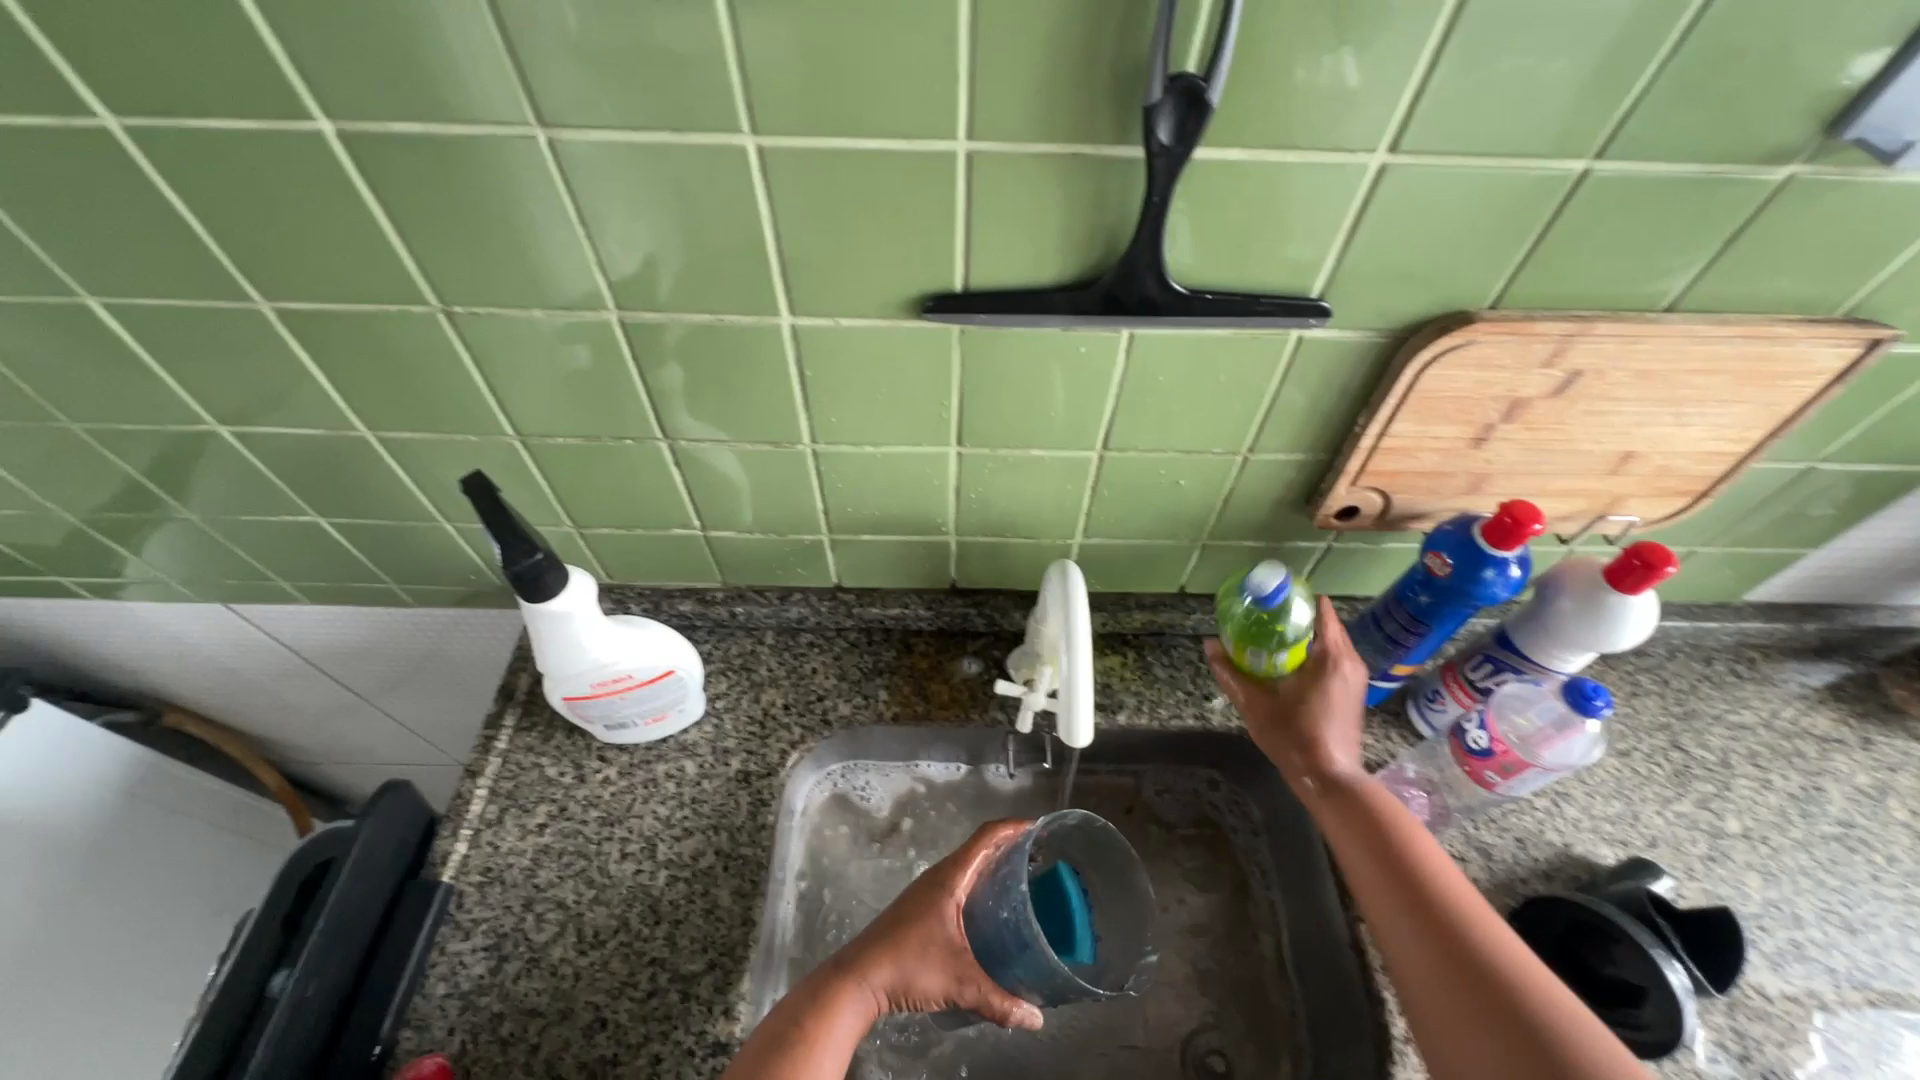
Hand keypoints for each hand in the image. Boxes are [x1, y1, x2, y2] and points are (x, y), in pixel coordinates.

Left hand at [831, 819, 1044, 1031]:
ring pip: (967, 869)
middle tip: (1041, 862)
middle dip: (1010, 849)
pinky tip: (992, 913)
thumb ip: (1000, 1002)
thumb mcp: (960, 984)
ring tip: (1023, 884)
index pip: (986, 837)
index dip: (1013, 828)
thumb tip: (1037, 1020)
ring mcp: (927, 892)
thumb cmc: (908, 966)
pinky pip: (958, 885)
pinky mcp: (921, 909)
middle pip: (979, 849)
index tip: (1041, 829)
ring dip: (993, 869)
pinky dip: (979, 887)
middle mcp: (939, 877)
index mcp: (950, 878)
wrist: (857, 979)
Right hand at [1206, 595, 1368, 795]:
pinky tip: (1288, 664)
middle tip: (1265, 617)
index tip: (1273, 597)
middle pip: (1325, 626)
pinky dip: (1314, 654)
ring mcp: (1355, 678)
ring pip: (1330, 644)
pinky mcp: (1353, 692)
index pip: (1321, 611)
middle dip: (1297, 619)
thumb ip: (1231, 672)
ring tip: (1273, 637)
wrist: (1328, 778)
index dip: (1298, 600)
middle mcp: (1349, 661)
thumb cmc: (1294, 737)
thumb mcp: (1255, 704)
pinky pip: (1334, 660)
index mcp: (1331, 656)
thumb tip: (1209, 644)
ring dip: (1305, 638)